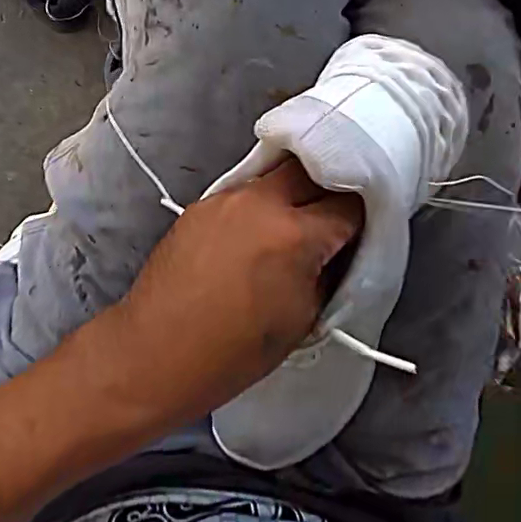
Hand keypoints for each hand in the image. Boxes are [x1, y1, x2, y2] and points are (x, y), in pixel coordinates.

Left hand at [76, 157, 360, 426]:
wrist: (157, 349)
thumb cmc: (234, 350)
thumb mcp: (302, 318)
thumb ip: (326, 271)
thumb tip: (335, 249)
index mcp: (293, 234)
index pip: (346, 206)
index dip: (362, 218)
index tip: (363, 228)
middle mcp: (258, 203)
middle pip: (308, 170)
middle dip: (328, 188)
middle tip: (334, 215)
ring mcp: (223, 199)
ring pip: (272, 178)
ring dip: (291, 193)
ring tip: (296, 223)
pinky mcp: (199, 206)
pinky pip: (241, 194)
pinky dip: (258, 206)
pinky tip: (256, 233)